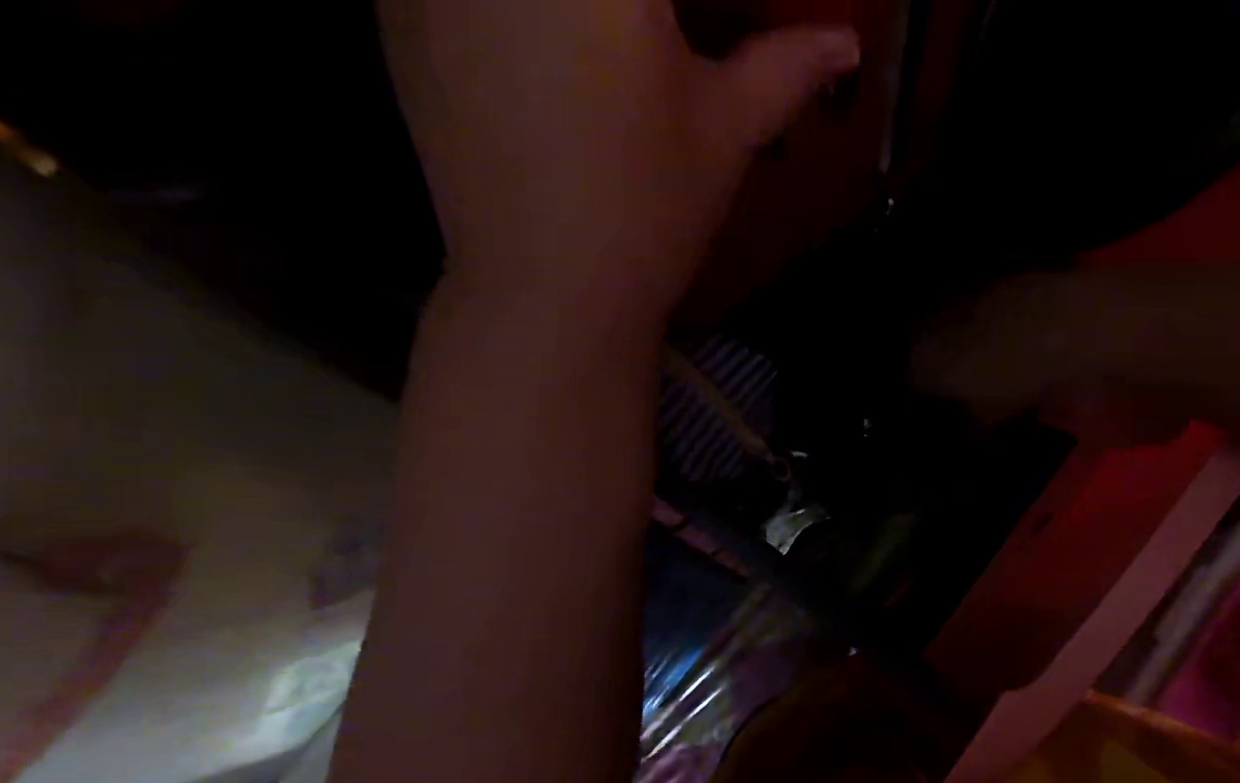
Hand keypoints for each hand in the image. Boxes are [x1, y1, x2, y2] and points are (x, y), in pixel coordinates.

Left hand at [379, 0, 859, 329]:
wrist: (545, 296)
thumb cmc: (646, 214)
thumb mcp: (724, 136)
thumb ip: (785, 68)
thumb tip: (846, 42)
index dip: (689, 9)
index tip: (699, 27)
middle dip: (639, 10)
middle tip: (656, 38)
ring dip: (570, 13)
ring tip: (598, 53)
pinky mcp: (394, 7)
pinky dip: (500, 11)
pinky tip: (529, 48)